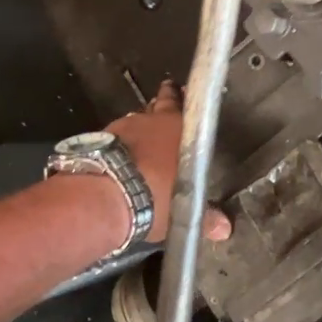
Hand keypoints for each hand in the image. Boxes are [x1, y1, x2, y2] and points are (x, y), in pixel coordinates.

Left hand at [102, 80, 230, 242]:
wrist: (103, 197)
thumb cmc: (154, 196)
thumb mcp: (184, 210)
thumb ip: (205, 216)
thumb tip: (225, 229)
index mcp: (178, 128)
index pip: (183, 105)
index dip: (182, 99)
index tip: (182, 91)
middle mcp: (150, 120)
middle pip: (158, 105)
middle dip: (162, 103)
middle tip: (164, 98)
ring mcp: (120, 128)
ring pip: (134, 121)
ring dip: (139, 128)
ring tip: (143, 138)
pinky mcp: (96, 141)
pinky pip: (114, 138)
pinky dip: (118, 145)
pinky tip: (120, 158)